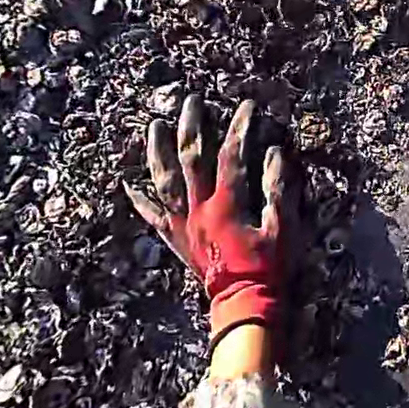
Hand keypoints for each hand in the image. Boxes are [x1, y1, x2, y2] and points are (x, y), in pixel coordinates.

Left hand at [132, 95, 293, 353]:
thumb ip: (278, 191)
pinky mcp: (174, 238)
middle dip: (191, 126)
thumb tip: (275, 153)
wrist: (242, 306)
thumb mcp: (281, 230)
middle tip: (191, 101)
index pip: (233, 155)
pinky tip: (127, 183)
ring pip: (163, 180)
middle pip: (191, 157)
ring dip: (158, 150)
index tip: (246, 105)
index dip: (240, 127)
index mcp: (227, 204)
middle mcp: (199, 208)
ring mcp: (182, 223)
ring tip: (153, 125)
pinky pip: (151, 216)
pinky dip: (138, 198)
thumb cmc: (266, 269)